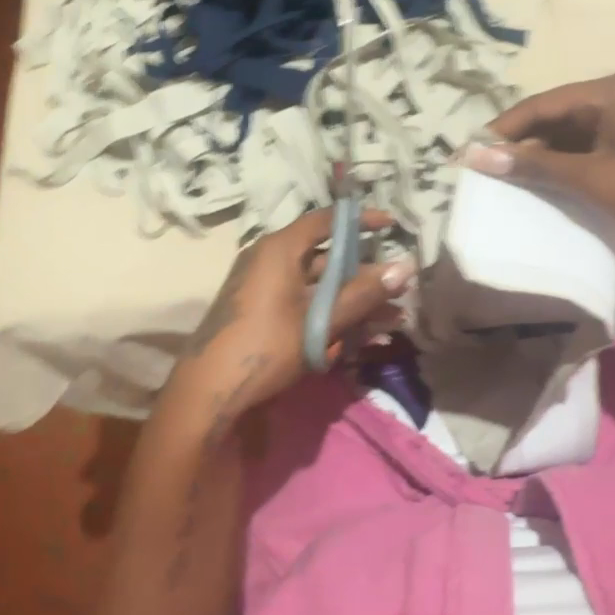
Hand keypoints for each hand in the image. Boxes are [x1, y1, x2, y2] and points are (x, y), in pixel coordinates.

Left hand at [164, 208, 411, 423]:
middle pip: (325, 258)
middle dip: (364, 275)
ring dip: (353, 301)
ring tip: (391, 319)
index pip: (325, 221)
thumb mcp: (319, 323)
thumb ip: (362, 295)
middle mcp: (267, 261)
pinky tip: (360, 336)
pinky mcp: (260, 313)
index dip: (359, 221)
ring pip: (317, 286)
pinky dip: (330, 315)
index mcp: (278, 250)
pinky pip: (303, 304)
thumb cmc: (265, 348)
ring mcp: (262, 288)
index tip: (391, 225)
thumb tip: (405, 267)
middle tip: (398, 288)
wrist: (209, 393)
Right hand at [461, 74, 614, 252]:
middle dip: (520, 142)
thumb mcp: (591, 178)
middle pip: (555, 116)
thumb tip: (477, 157)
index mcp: (610, 91)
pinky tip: (545, 184)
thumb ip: (535, 166)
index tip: (467, 152)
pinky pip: (589, 146)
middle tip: (484, 168)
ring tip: (508, 180)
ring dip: (540, 156)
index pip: (541, 104)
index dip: (502, 129)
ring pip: (570, 133)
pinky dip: (564, 163)